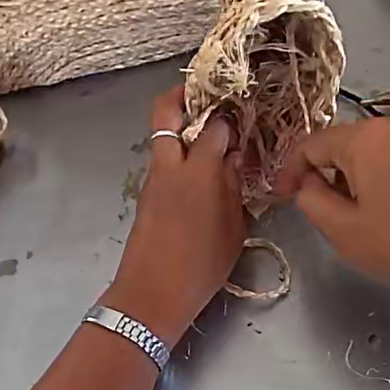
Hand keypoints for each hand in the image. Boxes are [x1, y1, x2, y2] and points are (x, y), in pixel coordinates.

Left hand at [104, 87, 247, 344]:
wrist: (151, 293)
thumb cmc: (201, 266)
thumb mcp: (233, 229)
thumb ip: (234, 189)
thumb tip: (234, 161)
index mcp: (199, 171)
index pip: (215, 126)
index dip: (230, 117)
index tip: (242, 116)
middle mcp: (171, 166)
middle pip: (165, 111)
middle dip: (184, 95)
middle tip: (208, 100)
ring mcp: (153, 178)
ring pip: (161, 136)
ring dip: (181, 128)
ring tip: (210, 139)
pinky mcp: (146, 194)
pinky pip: (162, 161)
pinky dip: (178, 155)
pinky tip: (200, 172)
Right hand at [275, 113, 389, 304]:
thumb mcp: (346, 232)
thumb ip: (311, 202)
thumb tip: (307, 185)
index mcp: (365, 137)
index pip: (311, 143)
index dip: (290, 170)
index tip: (284, 196)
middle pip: (349, 143)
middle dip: (333, 174)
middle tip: (335, 214)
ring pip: (384, 149)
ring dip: (368, 176)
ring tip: (377, 216)